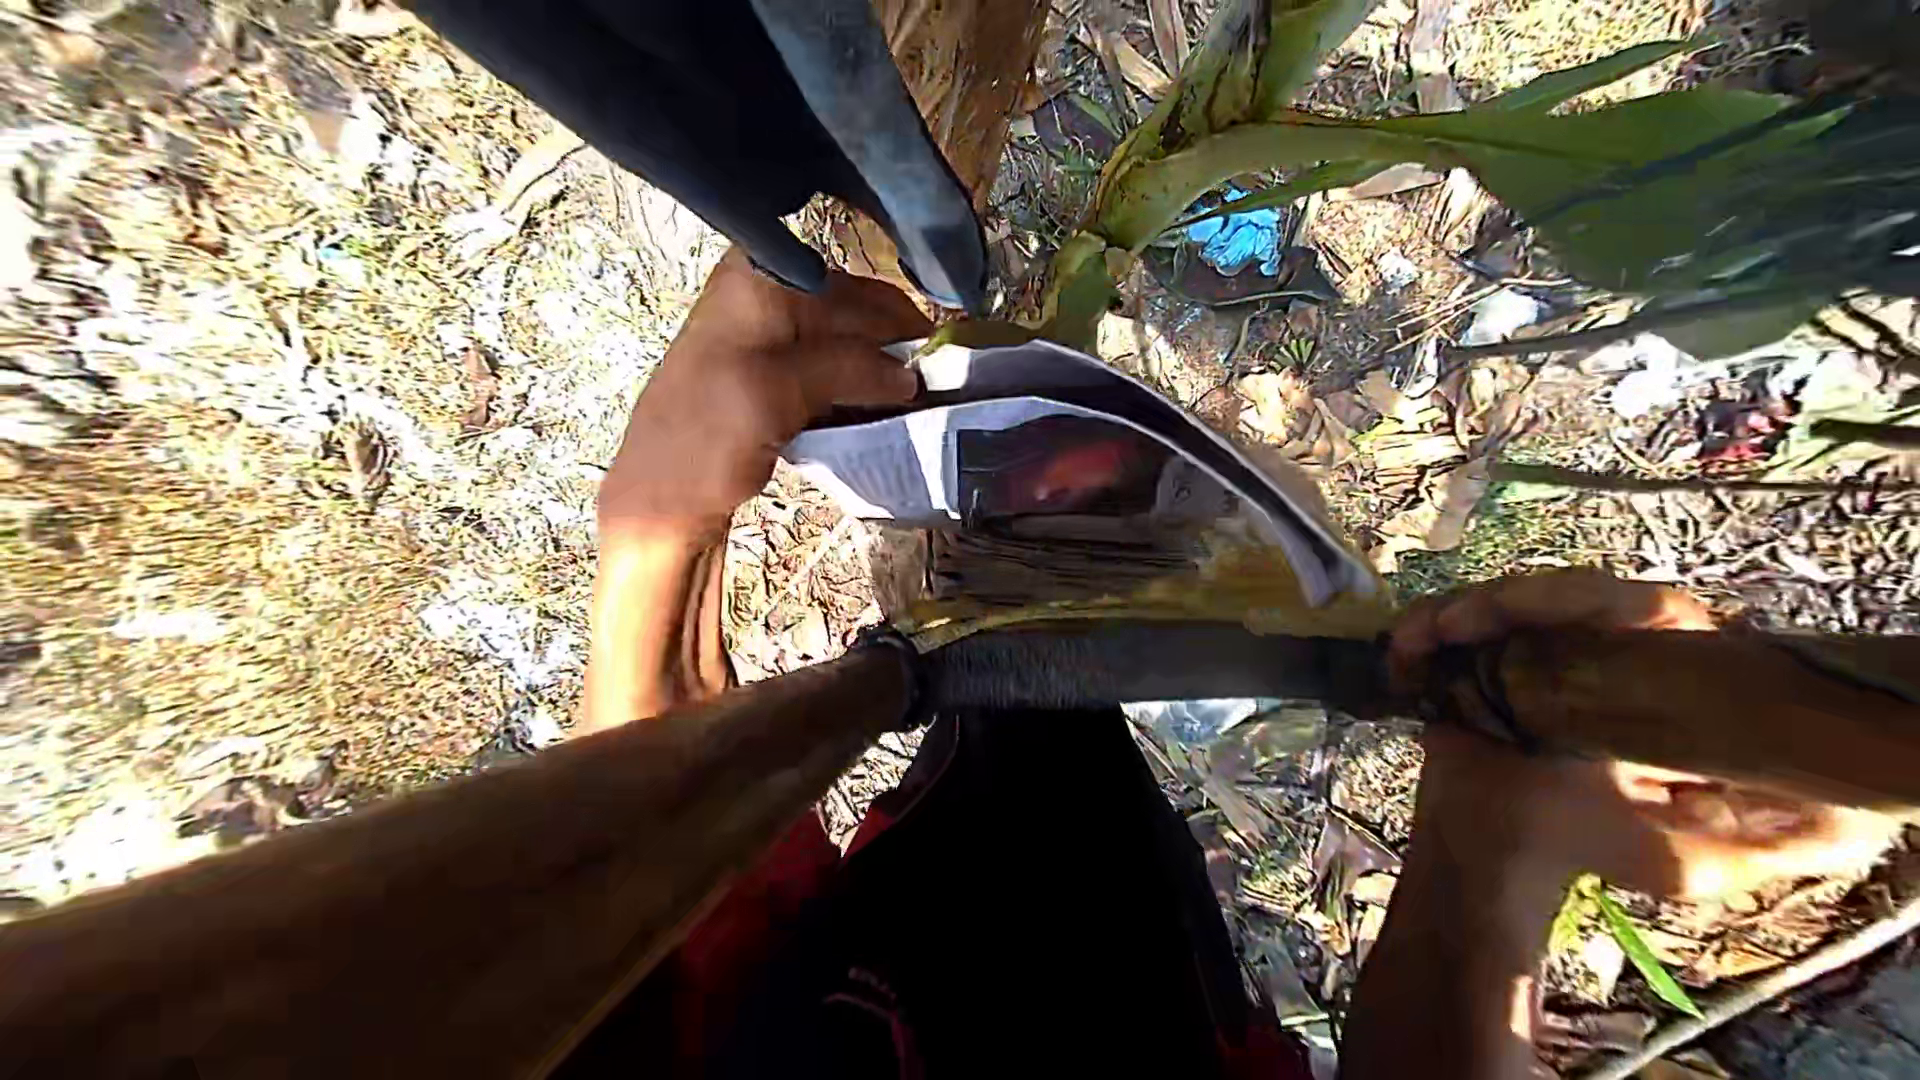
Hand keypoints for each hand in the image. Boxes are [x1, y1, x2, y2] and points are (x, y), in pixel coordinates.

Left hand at [597, 249, 928, 539]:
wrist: (664, 496)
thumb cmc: (705, 439)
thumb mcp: (774, 391)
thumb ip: (845, 369)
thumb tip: (911, 375)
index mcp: (759, 280)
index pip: (852, 292)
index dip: (900, 323)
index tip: (942, 358)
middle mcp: (768, 292)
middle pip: (855, 313)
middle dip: (896, 349)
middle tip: (937, 385)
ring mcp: (773, 334)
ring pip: (850, 342)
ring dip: (884, 370)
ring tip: (918, 400)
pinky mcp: (779, 371)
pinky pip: (835, 368)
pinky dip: (862, 386)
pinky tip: (884, 405)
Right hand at [1390, 569, 1898, 898]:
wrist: (1487, 844)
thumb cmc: (1586, 845)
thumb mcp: (1699, 855)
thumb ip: (1787, 834)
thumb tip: (1864, 789)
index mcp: (1662, 679)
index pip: (1639, 607)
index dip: (1576, 598)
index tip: (1516, 615)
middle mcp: (1596, 651)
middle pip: (1550, 593)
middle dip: (1492, 603)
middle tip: (1442, 629)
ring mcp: (1527, 649)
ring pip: (1490, 601)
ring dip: (1444, 614)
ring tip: (1407, 642)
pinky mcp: (1473, 656)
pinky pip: (1444, 624)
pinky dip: (1418, 630)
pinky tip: (1400, 653)